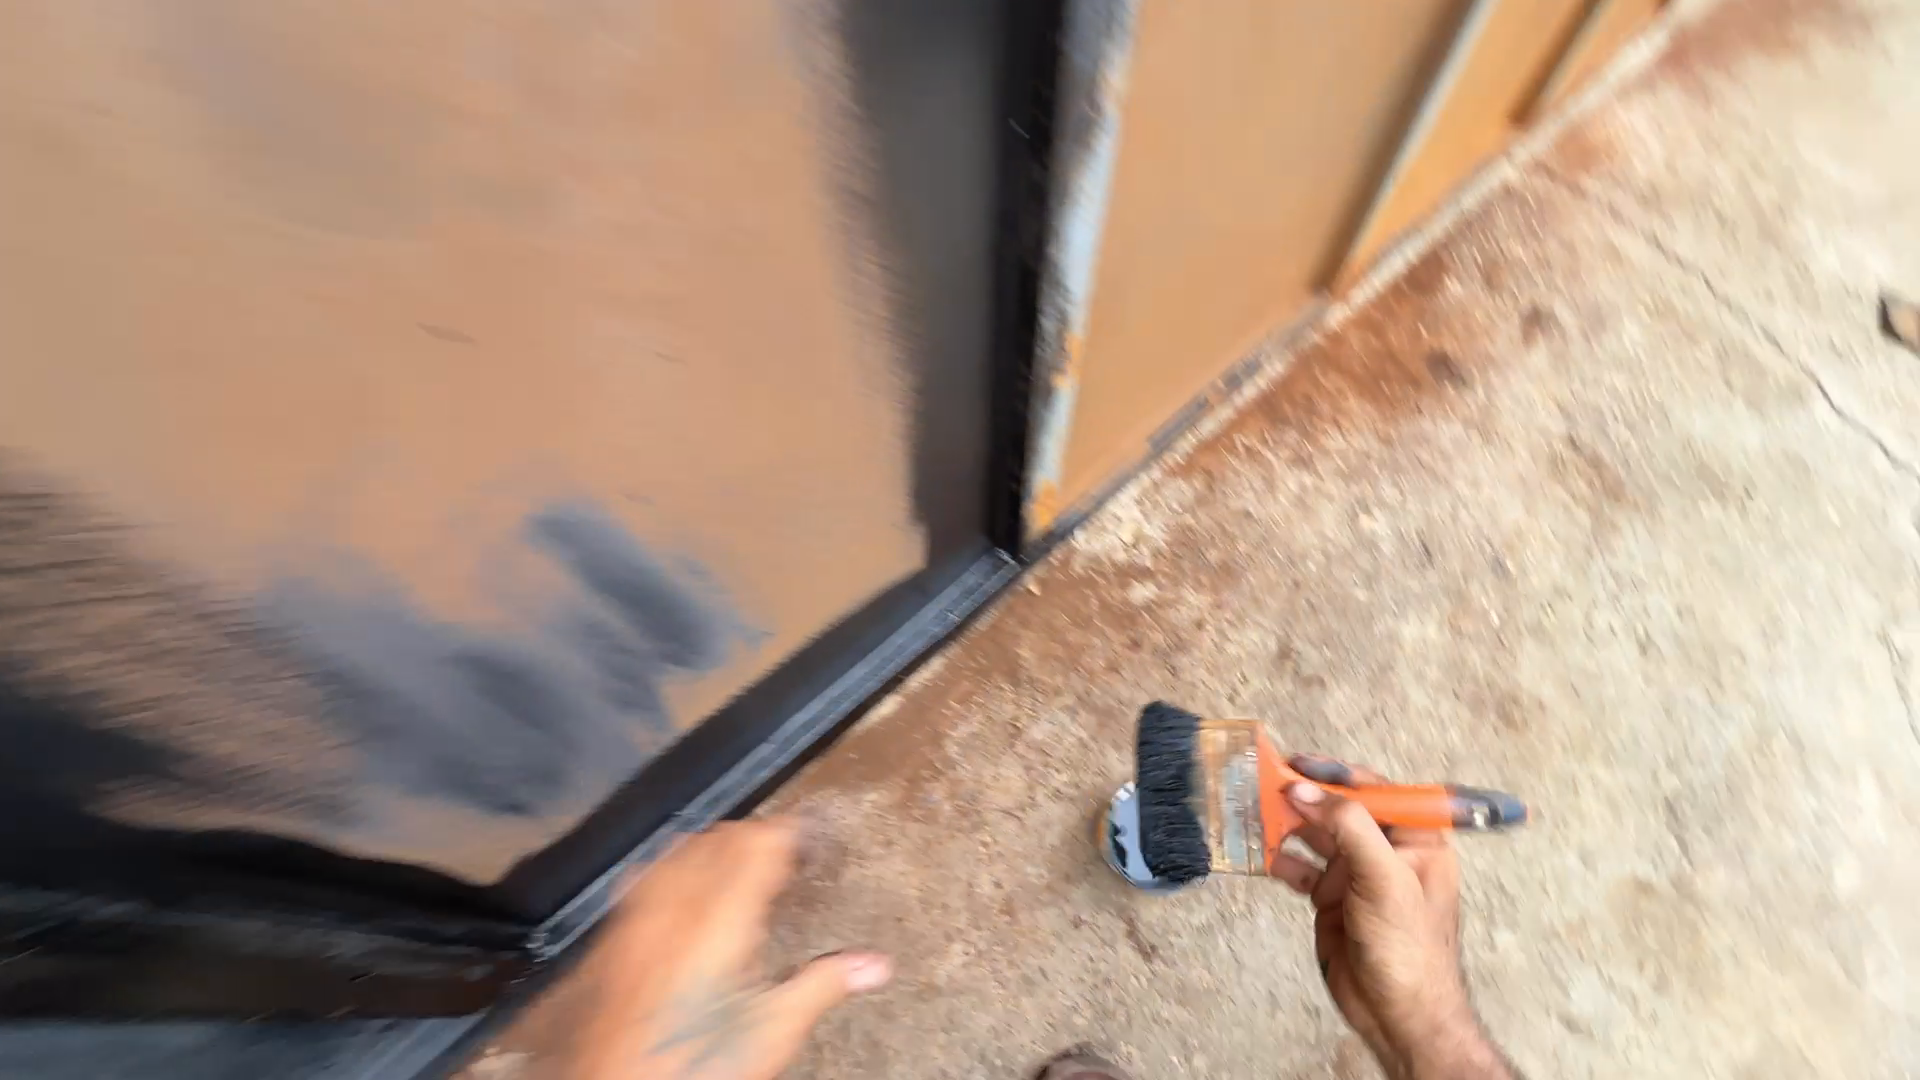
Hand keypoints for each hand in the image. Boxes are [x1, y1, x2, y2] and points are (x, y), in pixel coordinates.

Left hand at [558, 819, 890, 1079]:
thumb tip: (877, 964)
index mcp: (724, 918)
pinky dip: (677, 863)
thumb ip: (824, 985)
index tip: (812, 839)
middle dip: (759, 836)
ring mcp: (643, 915)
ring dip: (719, 845)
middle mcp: (681, 904)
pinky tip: (683, 882)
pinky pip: (648, 871)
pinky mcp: (617, 933)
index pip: (762, 842)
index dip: (791, 831)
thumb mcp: (771, 1032)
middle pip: (725, 836)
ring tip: (741, 864)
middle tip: (787, 856)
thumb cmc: (696, 1065)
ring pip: (686, 847)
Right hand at [1269, 756, 1512, 1079]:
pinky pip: (1298, 865)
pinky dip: (1278, 856)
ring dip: (1286, 822)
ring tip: (1256, 808)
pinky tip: (1260, 851)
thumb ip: (1346, 826)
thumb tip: (1302, 789)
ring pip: (1314, 834)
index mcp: (1415, 841)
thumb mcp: (1384, 878)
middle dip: (1304, 795)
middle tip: (1267, 780)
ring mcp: (1354, 874)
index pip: (1377, 791)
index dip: (1339, 773)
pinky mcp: (1329, 895)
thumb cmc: (1408, 948)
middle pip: (1338, 808)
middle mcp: (1383, 851)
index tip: (1300, 763)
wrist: (1398, 1016)